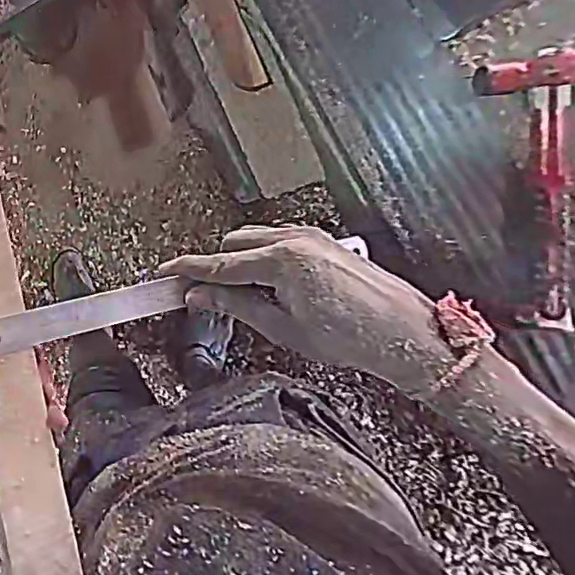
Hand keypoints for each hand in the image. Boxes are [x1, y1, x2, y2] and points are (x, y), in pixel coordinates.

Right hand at [159, 225, 455, 396]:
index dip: (188, 270)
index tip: (167, 272)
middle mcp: (295, 240)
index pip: (220, 263)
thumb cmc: (354, 337)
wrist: (407, 334)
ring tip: (243, 294)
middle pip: (233, 243)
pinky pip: (278, 240)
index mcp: (281, 262)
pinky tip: (271, 285)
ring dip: (240, 260)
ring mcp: (312, 237)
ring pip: (255, 238)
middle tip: (206, 293)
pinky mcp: (324, 242)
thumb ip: (236, 305)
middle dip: (216, 265)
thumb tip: (202, 295)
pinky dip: (263, 257)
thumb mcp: (283, 328)